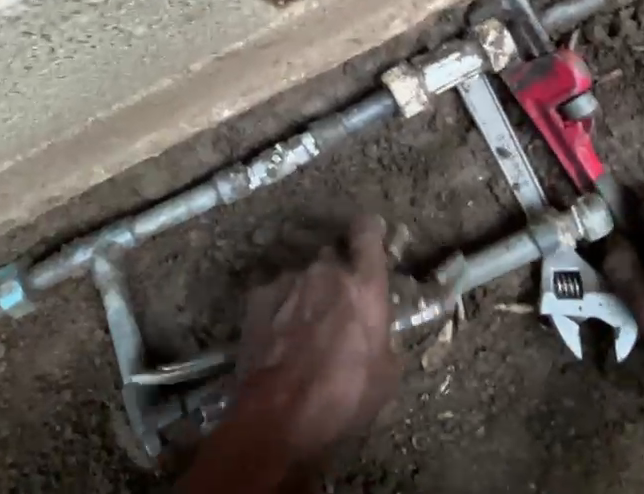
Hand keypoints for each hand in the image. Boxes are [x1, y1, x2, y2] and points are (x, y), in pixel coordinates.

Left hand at [230, 215, 400, 462]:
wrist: (280, 413)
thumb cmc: (344, 397)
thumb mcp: (386, 374)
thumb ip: (381, 335)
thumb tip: (373, 330)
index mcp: (363, 286)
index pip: (367, 232)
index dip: (368, 231)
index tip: (369, 234)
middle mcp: (325, 271)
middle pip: (332, 257)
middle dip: (336, 275)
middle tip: (336, 306)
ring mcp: (288, 280)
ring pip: (302, 276)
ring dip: (306, 293)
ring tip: (303, 329)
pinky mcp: (258, 295)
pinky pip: (275, 292)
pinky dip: (279, 306)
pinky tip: (277, 333)